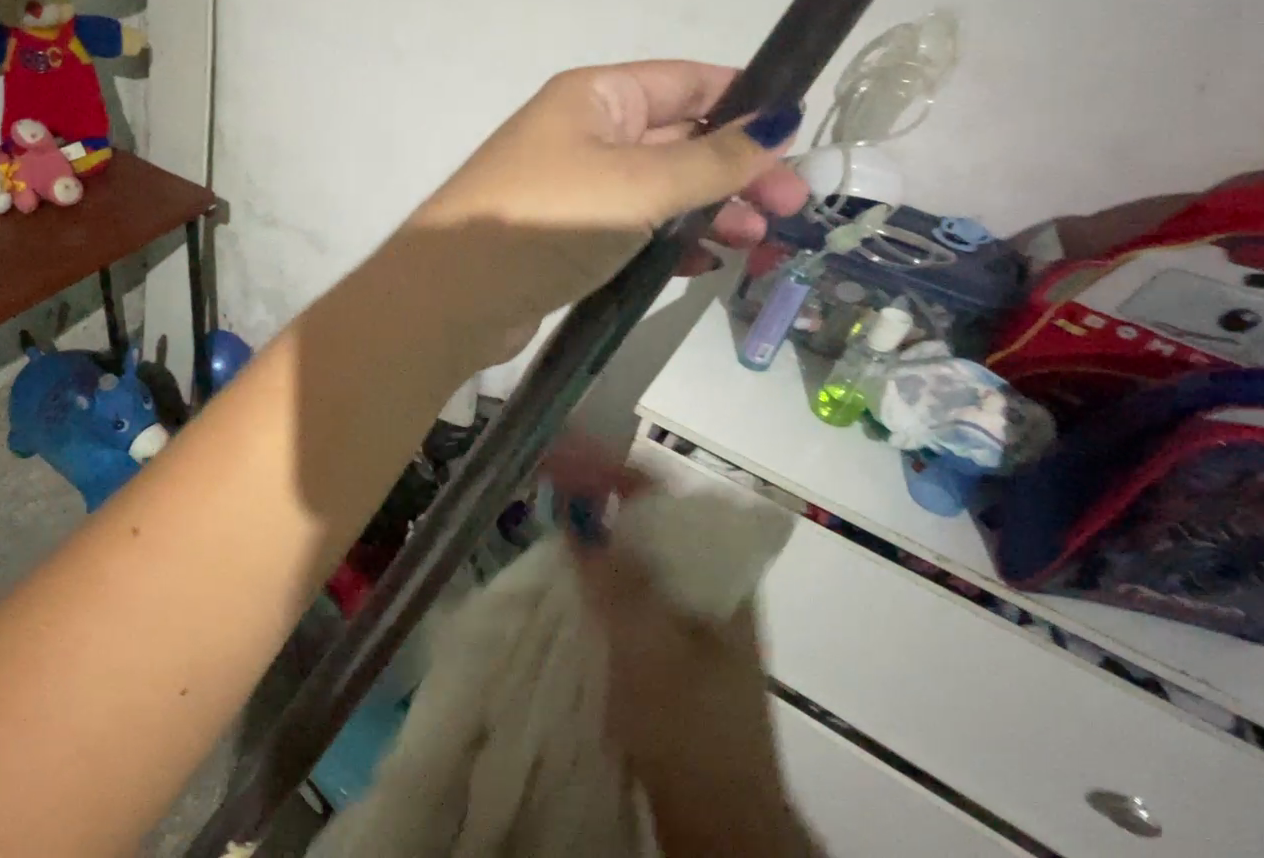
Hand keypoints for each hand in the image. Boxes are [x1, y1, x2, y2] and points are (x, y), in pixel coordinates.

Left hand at [390, 61, 806, 369]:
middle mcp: (583, 136)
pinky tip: (704, 265)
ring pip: (660, 191)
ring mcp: (573, 191)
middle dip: (737, 170)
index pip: (688, 83)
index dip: (749, 103)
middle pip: (680, 140)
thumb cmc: (547, 221)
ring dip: (711, 212)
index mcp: (596, 99)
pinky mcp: (566, 241)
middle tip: (792, 210)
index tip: (802, 138)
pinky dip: (670, 245)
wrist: (451, 298)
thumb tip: (782, 121)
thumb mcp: (639, 184)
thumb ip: (713, 161)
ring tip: (758, 242)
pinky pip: (633, 232)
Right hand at [549, 446, 815, 856]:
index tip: (558, 451)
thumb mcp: (649, 650)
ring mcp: (688, 607)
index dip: (610, 464)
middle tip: (545, 468)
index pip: (664, 493)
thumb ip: (616, 581)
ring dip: (595, 516)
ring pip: (637, 542)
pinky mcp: (667, 635)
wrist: (718, 813)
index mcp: (718, 572)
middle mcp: (707, 578)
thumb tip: (579, 516)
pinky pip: (628, 576)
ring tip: (549, 498)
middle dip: (597, 482)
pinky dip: (597, 556)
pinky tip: (568, 559)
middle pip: (648, 510)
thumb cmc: (690, 726)